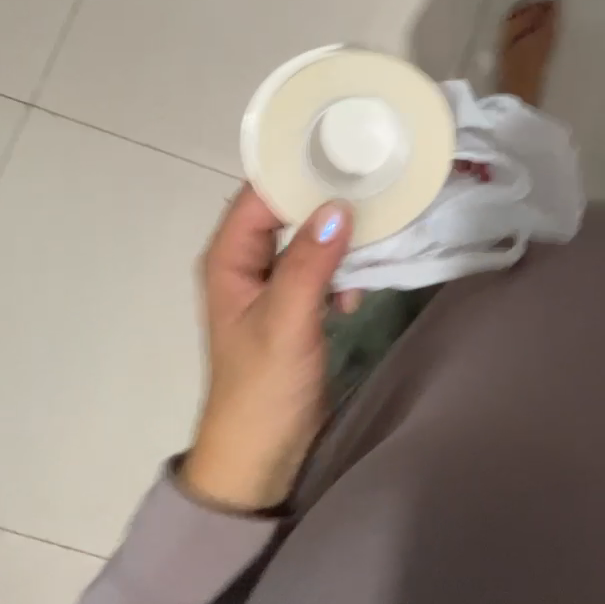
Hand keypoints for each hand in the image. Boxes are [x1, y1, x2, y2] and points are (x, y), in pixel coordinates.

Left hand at [181, 188, 355, 512]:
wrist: (262, 456)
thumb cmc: (263, 387)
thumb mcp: (286, 321)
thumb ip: (310, 262)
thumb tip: (339, 205)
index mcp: (229, 258)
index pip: (260, 193)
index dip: (295, 167)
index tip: (341, 147)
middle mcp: (248, 261)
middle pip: (288, 208)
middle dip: (327, 195)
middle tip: (373, 176)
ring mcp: (274, 282)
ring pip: (311, 235)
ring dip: (341, 236)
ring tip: (375, 233)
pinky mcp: (297, 303)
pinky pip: (324, 264)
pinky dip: (344, 269)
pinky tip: (358, 290)